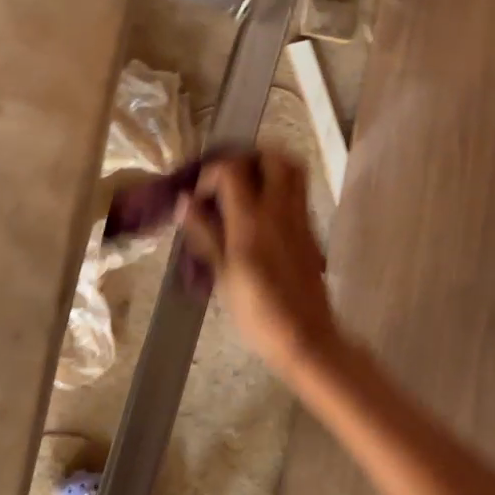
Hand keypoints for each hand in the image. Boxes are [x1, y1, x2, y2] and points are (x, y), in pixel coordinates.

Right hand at [179, 151, 341, 369]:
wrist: (305, 337)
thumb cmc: (257, 312)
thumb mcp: (222, 275)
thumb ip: (205, 233)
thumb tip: (184, 202)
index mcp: (252, 220)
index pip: (233, 169)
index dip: (212, 172)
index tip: (200, 195)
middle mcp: (280, 210)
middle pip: (273, 157)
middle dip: (247, 158)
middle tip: (227, 177)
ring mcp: (300, 218)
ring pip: (292, 170)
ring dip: (267, 168)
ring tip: (244, 188)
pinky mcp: (310, 231)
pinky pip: (297, 193)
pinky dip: (278, 189)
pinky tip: (259, 214)